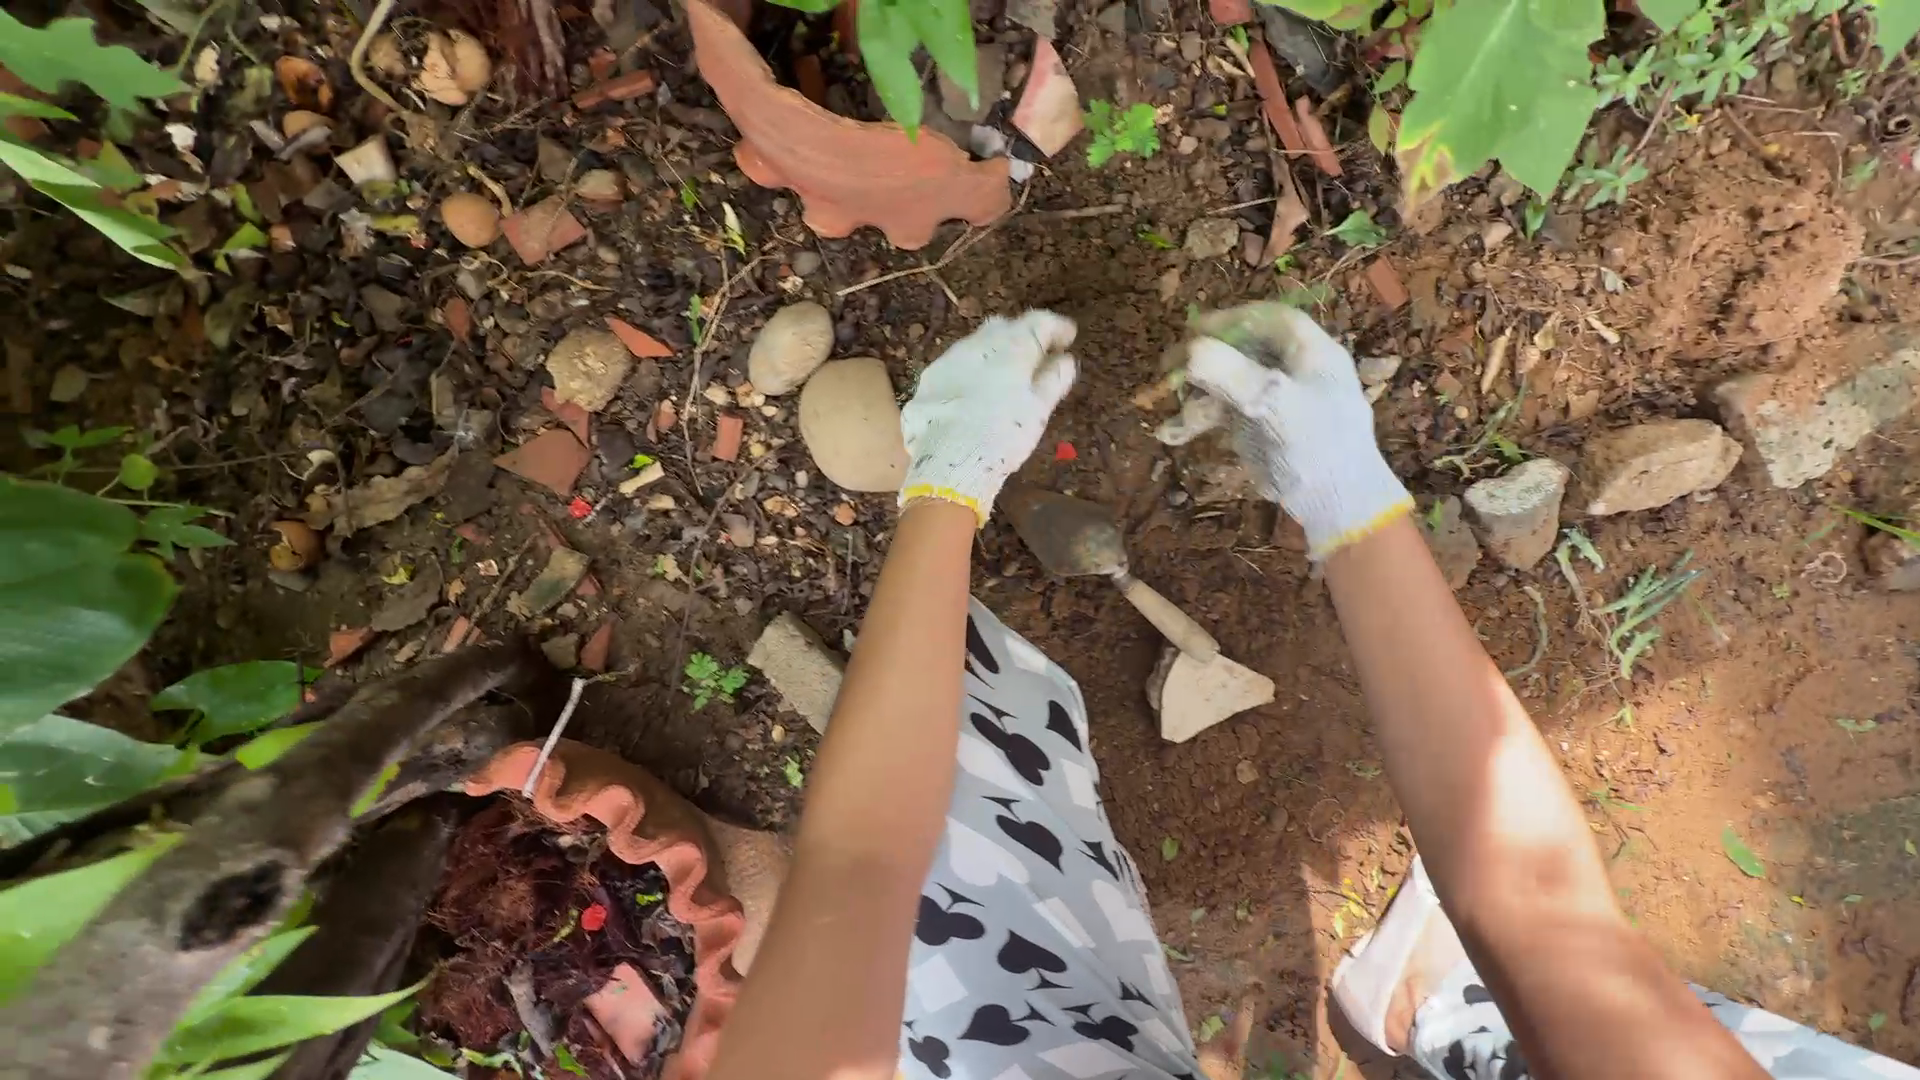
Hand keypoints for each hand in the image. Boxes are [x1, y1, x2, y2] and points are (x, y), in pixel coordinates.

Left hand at [900, 310, 1077, 524]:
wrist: (947, 463)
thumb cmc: (1003, 437)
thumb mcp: (1038, 411)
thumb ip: (1053, 380)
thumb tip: (1065, 360)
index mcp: (1010, 348)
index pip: (1038, 323)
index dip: (1056, 328)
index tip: (1068, 338)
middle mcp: (977, 345)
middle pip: (1005, 327)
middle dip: (1022, 335)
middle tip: (1036, 355)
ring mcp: (949, 360)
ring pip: (977, 344)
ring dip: (994, 352)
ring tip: (1005, 374)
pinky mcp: (928, 381)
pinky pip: (956, 366)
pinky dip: (971, 371)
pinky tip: (974, 392)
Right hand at [1185, 303, 1410, 557]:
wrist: (1334, 502)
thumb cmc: (1317, 446)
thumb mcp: (1277, 406)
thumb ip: (1235, 376)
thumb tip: (1192, 349)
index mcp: (1312, 354)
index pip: (1270, 320)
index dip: (1233, 320)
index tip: (1195, 330)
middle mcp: (1292, 370)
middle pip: (1243, 348)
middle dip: (1205, 357)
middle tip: (1169, 365)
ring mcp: (1274, 398)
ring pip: (1228, 381)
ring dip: (1196, 392)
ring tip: (1168, 405)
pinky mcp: (1258, 425)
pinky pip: (1223, 412)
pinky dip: (1198, 419)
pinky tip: (1172, 433)